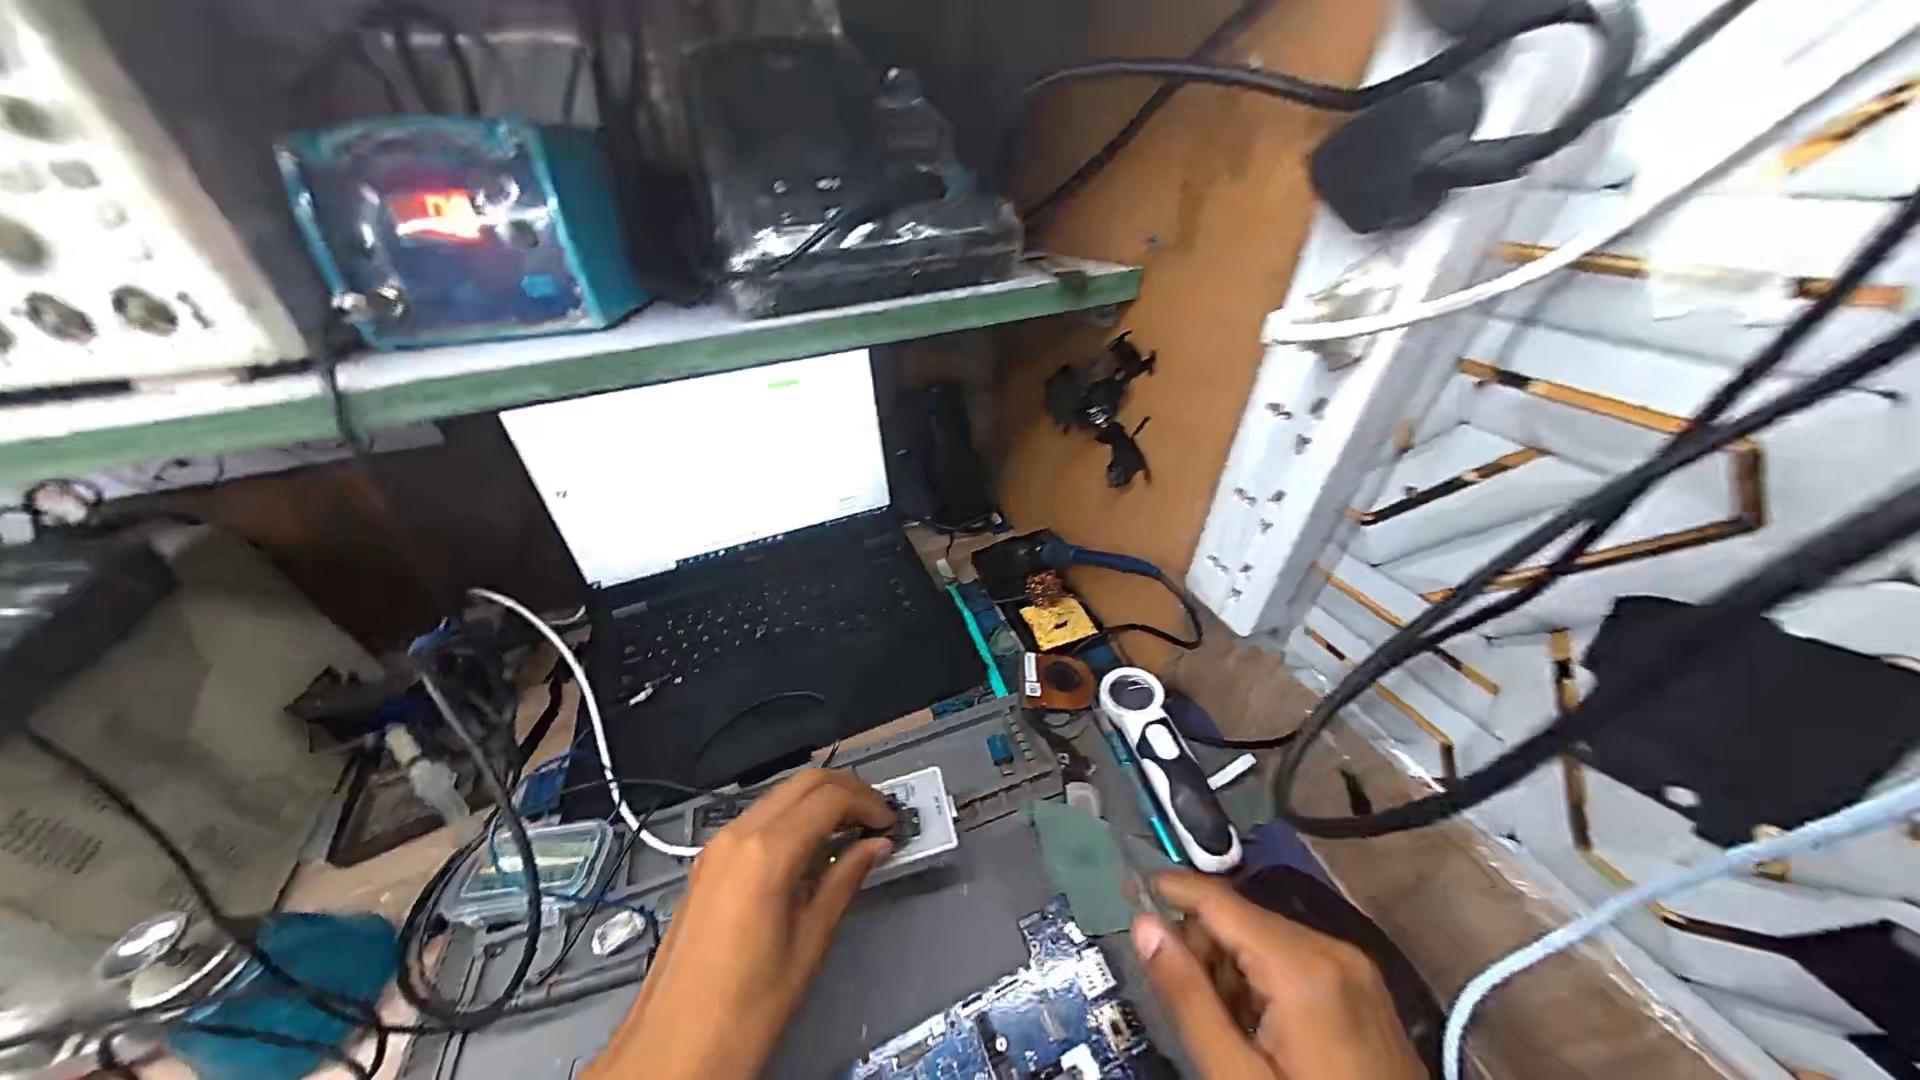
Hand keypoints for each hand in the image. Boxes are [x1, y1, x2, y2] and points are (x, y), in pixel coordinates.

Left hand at [586, 769, 895, 1079]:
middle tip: (876, 818)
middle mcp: (738, 834)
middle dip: (848, 790)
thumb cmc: (748, 1007)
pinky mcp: (707, 861)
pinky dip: (793, 817)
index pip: (829, 798)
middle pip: (805, 781)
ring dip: (820, 801)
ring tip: (851, 832)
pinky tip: (811, 850)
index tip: (891, 822)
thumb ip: (845, 880)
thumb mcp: (810, 943)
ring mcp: (717, 845)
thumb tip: (877, 846)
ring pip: (781, 794)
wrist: (672, 1051)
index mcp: (766, 853)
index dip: (868, 803)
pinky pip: (759, 817)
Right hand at [1133, 870, 1425, 1079]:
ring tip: (1228, 1029)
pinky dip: (1261, 982)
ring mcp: (1354, 970)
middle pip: (1240, 918)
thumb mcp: (1238, 1078)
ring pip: (1263, 938)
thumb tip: (1144, 925)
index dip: (1168, 890)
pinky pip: (1292, 961)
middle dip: (1202, 947)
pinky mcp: (1362, 991)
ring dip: (1229, 968)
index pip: (1218, 900)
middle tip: (1186, 1001)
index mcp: (1303, 965)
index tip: (1128, 893)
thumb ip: (1187, 997)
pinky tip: (1260, 1032)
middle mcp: (1333, 950)